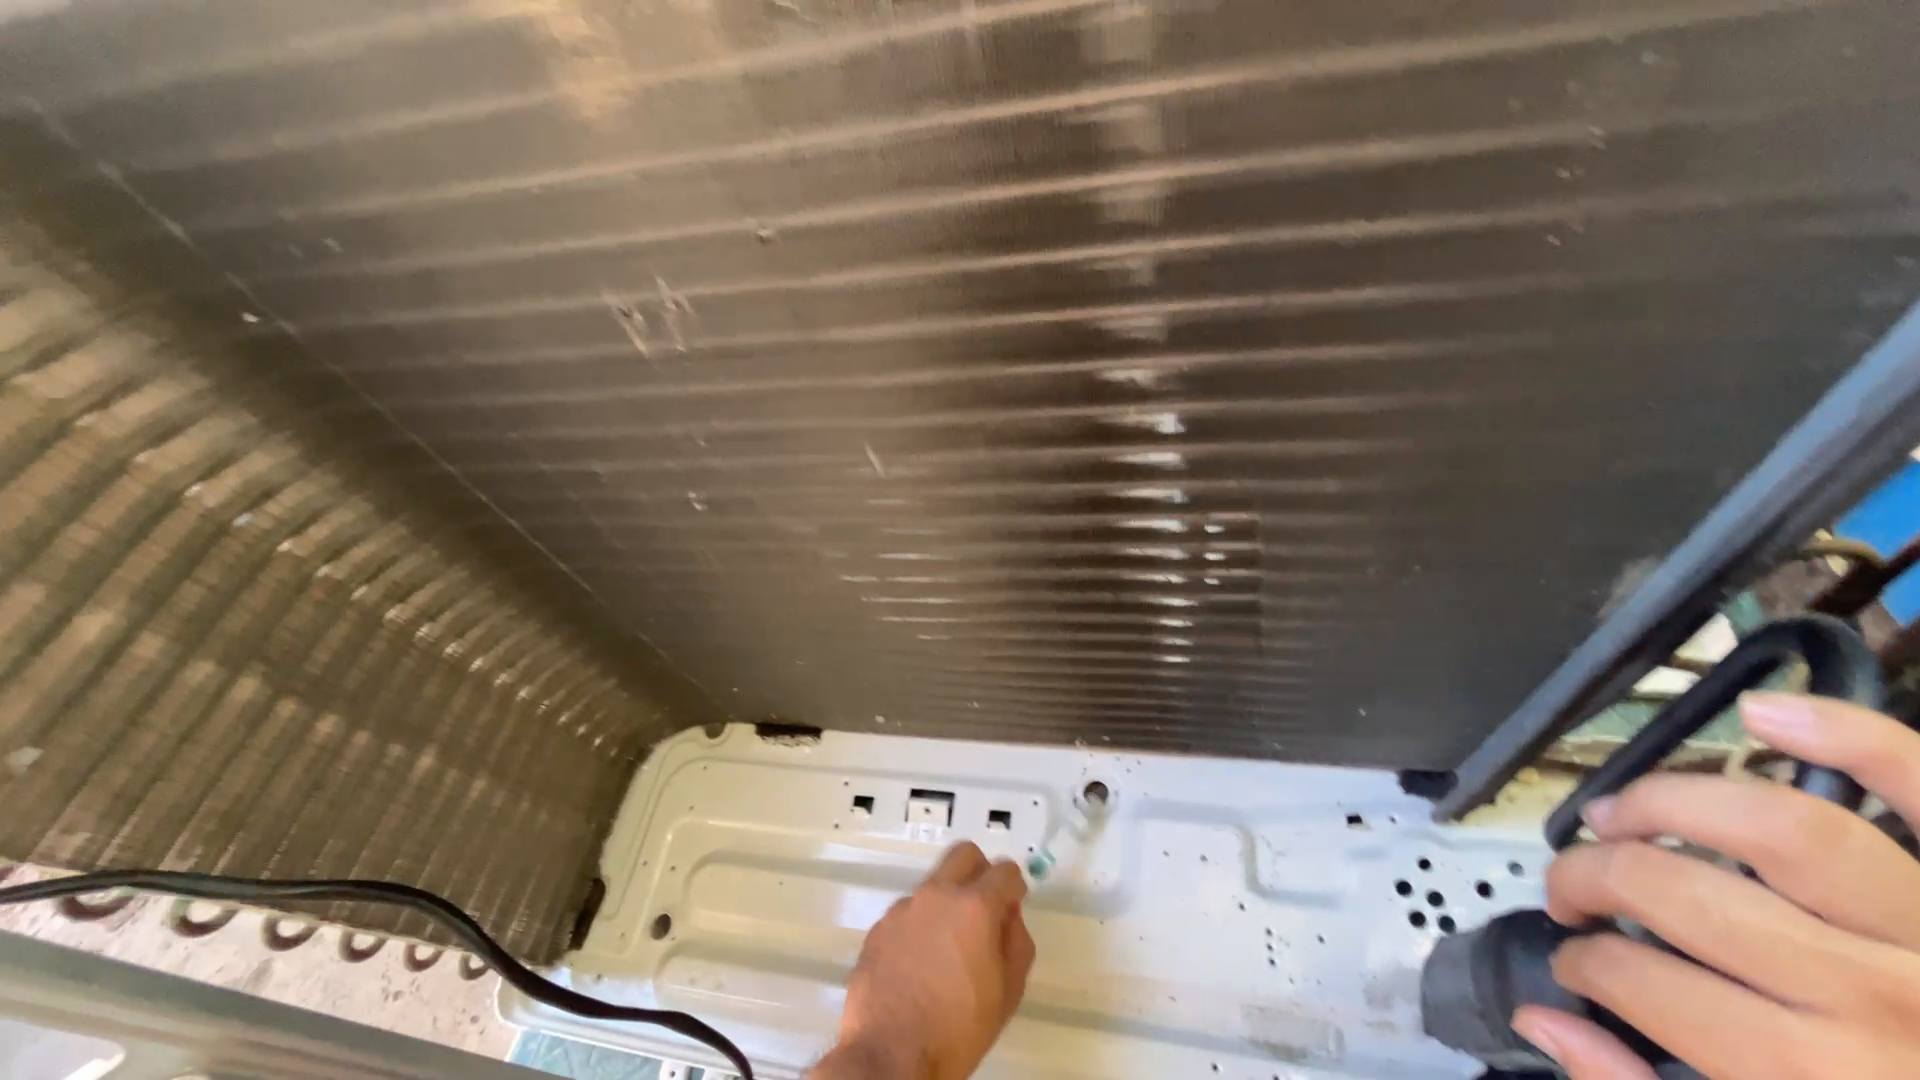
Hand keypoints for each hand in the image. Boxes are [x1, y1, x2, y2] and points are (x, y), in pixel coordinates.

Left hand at [812, 842, 1034, 1079]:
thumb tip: (1009, 915)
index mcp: (975, 907)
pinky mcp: (879, 928)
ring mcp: (903, 909)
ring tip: (948, 949)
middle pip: (964, 855)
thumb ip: (1017, 942)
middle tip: (985, 909)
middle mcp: (937, 895)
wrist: (889, 1056)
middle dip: (981, 872)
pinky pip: (908, 913)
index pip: (1006, 871)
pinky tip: (920, 964)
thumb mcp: (1008, 992)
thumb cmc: (958, 1028)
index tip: (1012, 909)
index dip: (1015, 888)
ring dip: (948, 902)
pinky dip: (921, 926)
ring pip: (934, 885)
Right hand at [1512, 692, 1919, 1077]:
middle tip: (1572, 887)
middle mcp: (1879, 995)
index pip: (1638, 978)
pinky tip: (1768, 714)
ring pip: (1776, 825)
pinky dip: (1850, 737)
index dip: (1579, 962)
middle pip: (1678, 889)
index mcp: (1817, 1076)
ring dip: (1666, 801)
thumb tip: (1543, 1022)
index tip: (1574, 962)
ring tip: (1620, 813)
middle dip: (1589, 876)